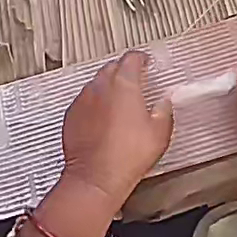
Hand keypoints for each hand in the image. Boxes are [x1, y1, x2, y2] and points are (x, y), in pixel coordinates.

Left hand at [60, 51, 173, 203]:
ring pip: (97, 83)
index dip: (141, 58)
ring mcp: (84, 99)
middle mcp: (101, 86)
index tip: (145, 62)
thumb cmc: (126, 156)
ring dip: (108, 87)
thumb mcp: (159, 132)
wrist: (95, 178)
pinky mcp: (72, 114)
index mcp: (124, 84)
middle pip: (113, 67)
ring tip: (119, 103)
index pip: (132, 58)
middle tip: (135, 81)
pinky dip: (94, 104)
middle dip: (124, 71)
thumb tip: (165, 103)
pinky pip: (85, 100)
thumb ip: (164, 110)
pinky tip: (103, 119)